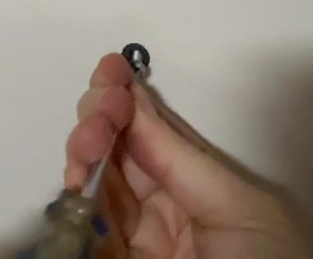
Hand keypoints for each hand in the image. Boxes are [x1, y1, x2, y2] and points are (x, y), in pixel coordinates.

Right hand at [66, 54, 306, 258]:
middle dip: (98, 119)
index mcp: (203, 189)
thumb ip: (178, 156)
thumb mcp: (238, 210)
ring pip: (95, 184)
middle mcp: (167, 211)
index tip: (110, 70)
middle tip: (95, 117)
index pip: (154, 129)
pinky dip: (74, 208)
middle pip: (117, 150)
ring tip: (82, 152)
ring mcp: (139, 244)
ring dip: (83, 154)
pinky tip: (75, 183)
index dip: (128, 94)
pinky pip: (87, 234)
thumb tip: (133, 94)